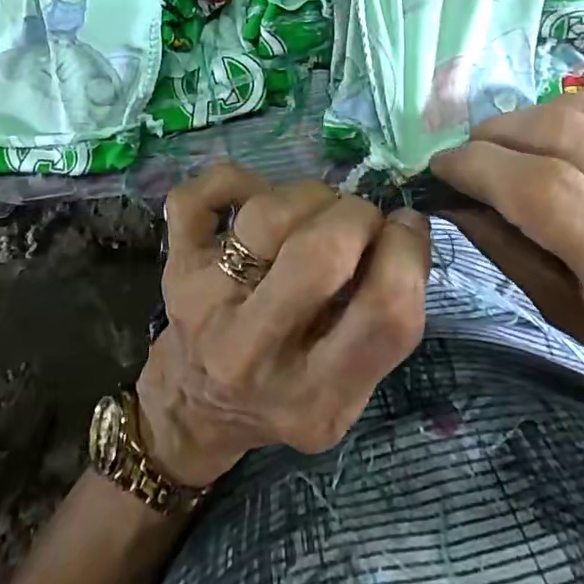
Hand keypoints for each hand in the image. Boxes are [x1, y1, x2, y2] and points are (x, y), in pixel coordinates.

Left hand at [133, 164, 431, 486]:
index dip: (409, 254)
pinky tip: (260, 196)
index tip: (408, 228)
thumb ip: (380, 326)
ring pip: (266, 214)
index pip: (386, 315)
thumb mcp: (346, 393)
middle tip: (362, 218)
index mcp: (315, 396)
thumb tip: (400, 230)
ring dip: (310, 194)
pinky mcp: (174, 267)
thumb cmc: (284, 395)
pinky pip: (196, 197)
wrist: (196, 404)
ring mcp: (205, 303)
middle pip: (320, 254)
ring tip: (318, 209)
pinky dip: (236, 180)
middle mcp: (253, 352)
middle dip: (357, 216)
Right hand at [430, 86, 583, 439]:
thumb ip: (505, 249)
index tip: (442, 167)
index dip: (478, 166)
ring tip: (521, 149)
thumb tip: (451, 197)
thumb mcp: (566, 314)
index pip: (543, 189)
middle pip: (560, 131)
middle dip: (495, 134)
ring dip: (532, 121)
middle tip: (473, 153)